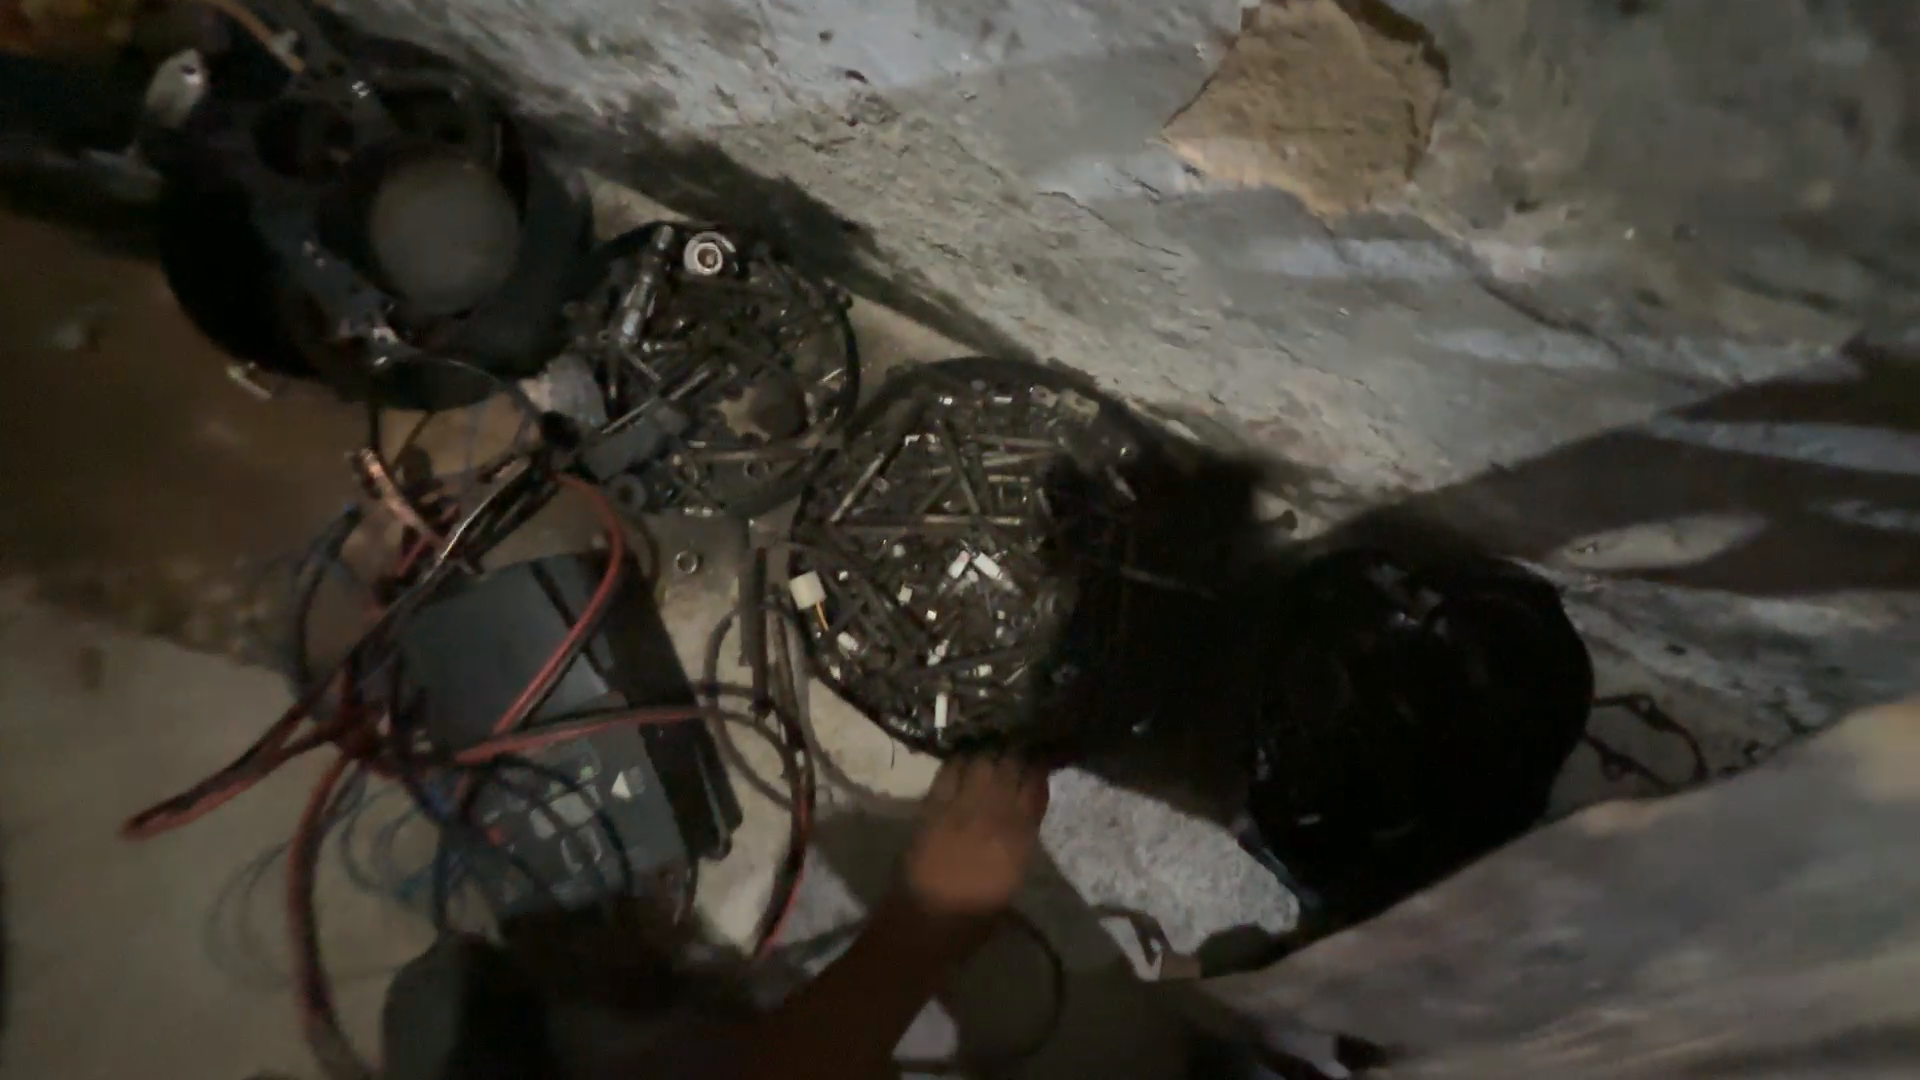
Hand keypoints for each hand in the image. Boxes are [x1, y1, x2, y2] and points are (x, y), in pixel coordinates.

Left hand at [900, 754, 1049, 918]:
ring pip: (983, 761)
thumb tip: (1020, 814)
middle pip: (1012, 765)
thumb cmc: (974, 917)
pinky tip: (962, 762)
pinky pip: (950, 770)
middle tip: (1012, 750)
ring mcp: (964, 806)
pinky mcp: (934, 804)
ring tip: (988, 752)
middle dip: (1015, 753)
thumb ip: (1020, 841)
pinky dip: (958, 761)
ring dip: (988, 753)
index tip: (1037, 761)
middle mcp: (996, 814)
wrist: (927, 923)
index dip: (1038, 768)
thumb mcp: (1013, 880)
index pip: (1036, 787)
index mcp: (1021, 838)